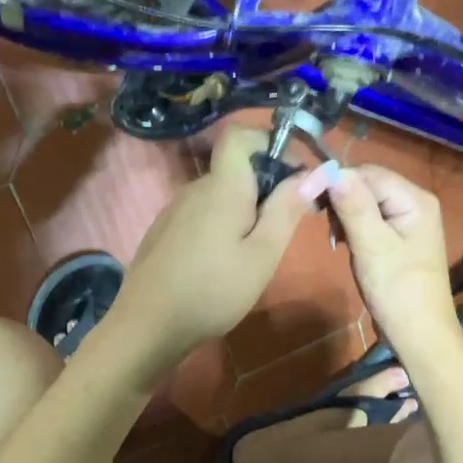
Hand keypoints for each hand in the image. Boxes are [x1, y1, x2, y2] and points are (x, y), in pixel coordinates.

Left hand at [99, 126, 321, 374]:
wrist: (146, 327)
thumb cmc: (212, 292)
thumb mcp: (262, 255)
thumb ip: (287, 210)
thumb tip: (316, 171)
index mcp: (221, 186)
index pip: (240, 135)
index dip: (269, 144)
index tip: (293, 178)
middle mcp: (193, 189)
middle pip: (232, 169)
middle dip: (263, 185)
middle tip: (283, 227)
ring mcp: (172, 212)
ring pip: (216, 196)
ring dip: (241, 211)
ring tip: (254, 253)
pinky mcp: (161, 235)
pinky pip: (198, 217)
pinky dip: (217, 227)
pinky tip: (220, 265)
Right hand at [327, 164, 462, 351]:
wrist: (418, 333)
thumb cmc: (397, 290)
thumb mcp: (372, 247)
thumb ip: (354, 207)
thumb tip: (332, 171)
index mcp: (415, 199)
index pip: (368, 173)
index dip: (338, 182)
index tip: (311, 203)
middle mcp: (415, 203)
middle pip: (368, 185)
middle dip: (342, 201)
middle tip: (327, 229)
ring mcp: (408, 222)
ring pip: (366, 203)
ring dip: (345, 216)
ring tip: (337, 241)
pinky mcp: (398, 239)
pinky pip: (371, 221)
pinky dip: (353, 229)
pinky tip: (346, 245)